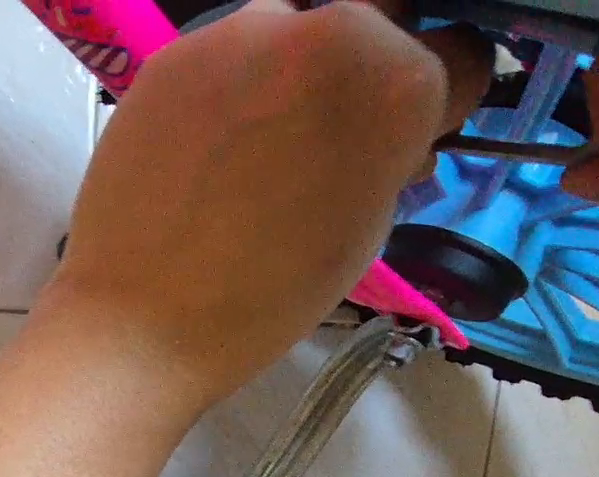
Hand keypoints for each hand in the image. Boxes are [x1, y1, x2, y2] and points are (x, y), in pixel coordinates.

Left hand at [40, 0, 489, 412]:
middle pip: (372, 31)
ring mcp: (240, 34)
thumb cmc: (259, 304)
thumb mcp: (360, 238)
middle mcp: (328, 32)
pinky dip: (223, 95)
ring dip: (285, 83)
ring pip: (289, 38)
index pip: (457, 59)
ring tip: (244, 159)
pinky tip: (198, 156)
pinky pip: (221, 61)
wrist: (141, 323)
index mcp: (396, 85)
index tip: (403, 141)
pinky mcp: (171, 55)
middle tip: (320, 147)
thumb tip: (388, 139)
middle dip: (358, 82)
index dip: (433, 109)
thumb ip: (388, 161)